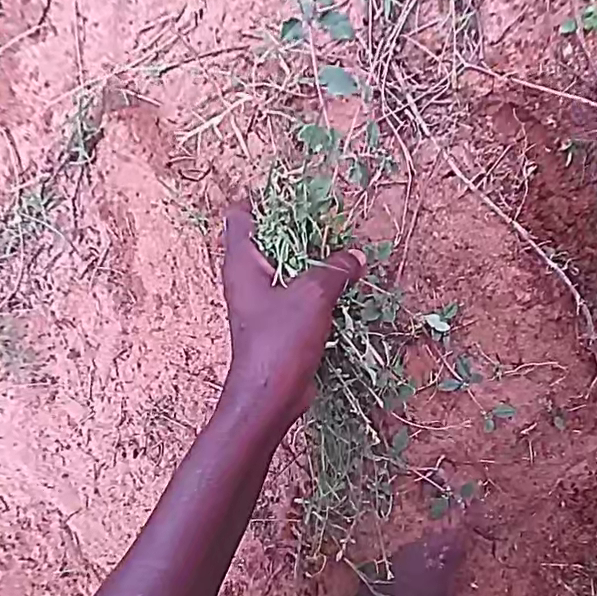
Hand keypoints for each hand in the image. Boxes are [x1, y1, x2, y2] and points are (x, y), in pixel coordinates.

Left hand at [218, 201, 363, 429]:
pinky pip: (299, 297)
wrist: (271, 396)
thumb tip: (355, 257)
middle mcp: (248, 280)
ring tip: (343, 256)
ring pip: (288, 271)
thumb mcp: (312, 295)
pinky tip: (343, 290)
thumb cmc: (281, 341)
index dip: (265, 201)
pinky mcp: (279, 325)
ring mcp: (263, 304)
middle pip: (270, 241)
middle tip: (332, 227)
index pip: (241, 216)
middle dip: (300, 232)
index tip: (299, 199)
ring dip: (313, 264)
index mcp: (242, 263)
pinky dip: (317, 291)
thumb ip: (335, 270)